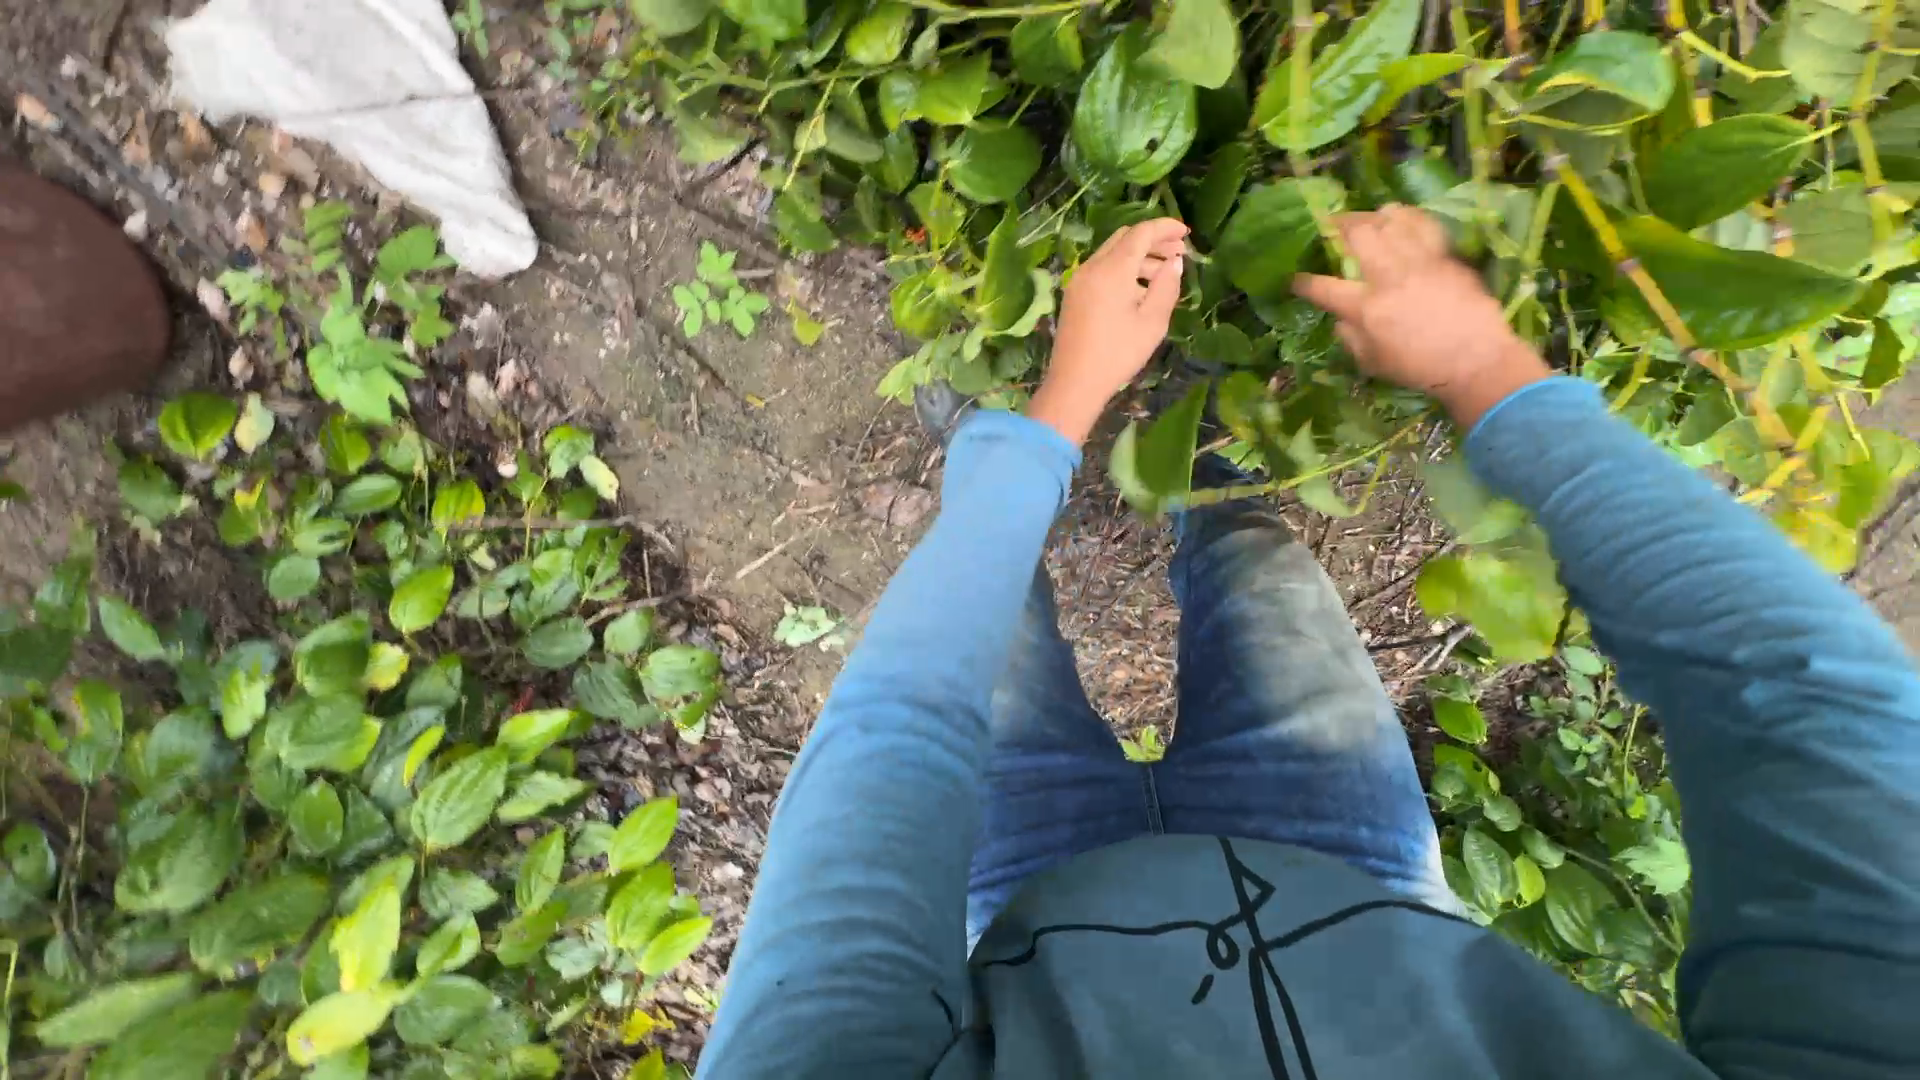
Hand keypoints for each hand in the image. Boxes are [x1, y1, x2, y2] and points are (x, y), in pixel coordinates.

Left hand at [1027, 218, 1187, 443]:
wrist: (1074, 383)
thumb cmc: (1118, 354)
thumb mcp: (1152, 321)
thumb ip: (1167, 286)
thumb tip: (1174, 262)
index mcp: (1112, 269)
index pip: (1141, 232)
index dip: (1166, 228)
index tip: (1187, 234)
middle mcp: (1091, 267)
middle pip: (1124, 238)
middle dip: (1153, 241)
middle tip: (1177, 254)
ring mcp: (1078, 281)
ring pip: (1112, 254)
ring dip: (1139, 257)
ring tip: (1163, 275)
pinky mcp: (1073, 296)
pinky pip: (1101, 270)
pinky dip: (1122, 270)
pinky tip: (1138, 290)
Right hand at [1293, 204, 1549, 427]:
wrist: (1476, 359)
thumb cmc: (1418, 368)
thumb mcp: (1371, 362)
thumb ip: (1350, 337)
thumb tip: (1341, 318)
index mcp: (1366, 309)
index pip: (1324, 288)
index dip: (1302, 282)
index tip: (1293, 278)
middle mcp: (1389, 277)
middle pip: (1359, 235)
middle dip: (1338, 226)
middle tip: (1329, 225)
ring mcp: (1420, 262)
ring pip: (1392, 221)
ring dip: (1373, 215)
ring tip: (1366, 217)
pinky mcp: (1446, 257)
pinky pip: (1424, 225)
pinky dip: (1408, 216)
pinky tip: (1401, 217)